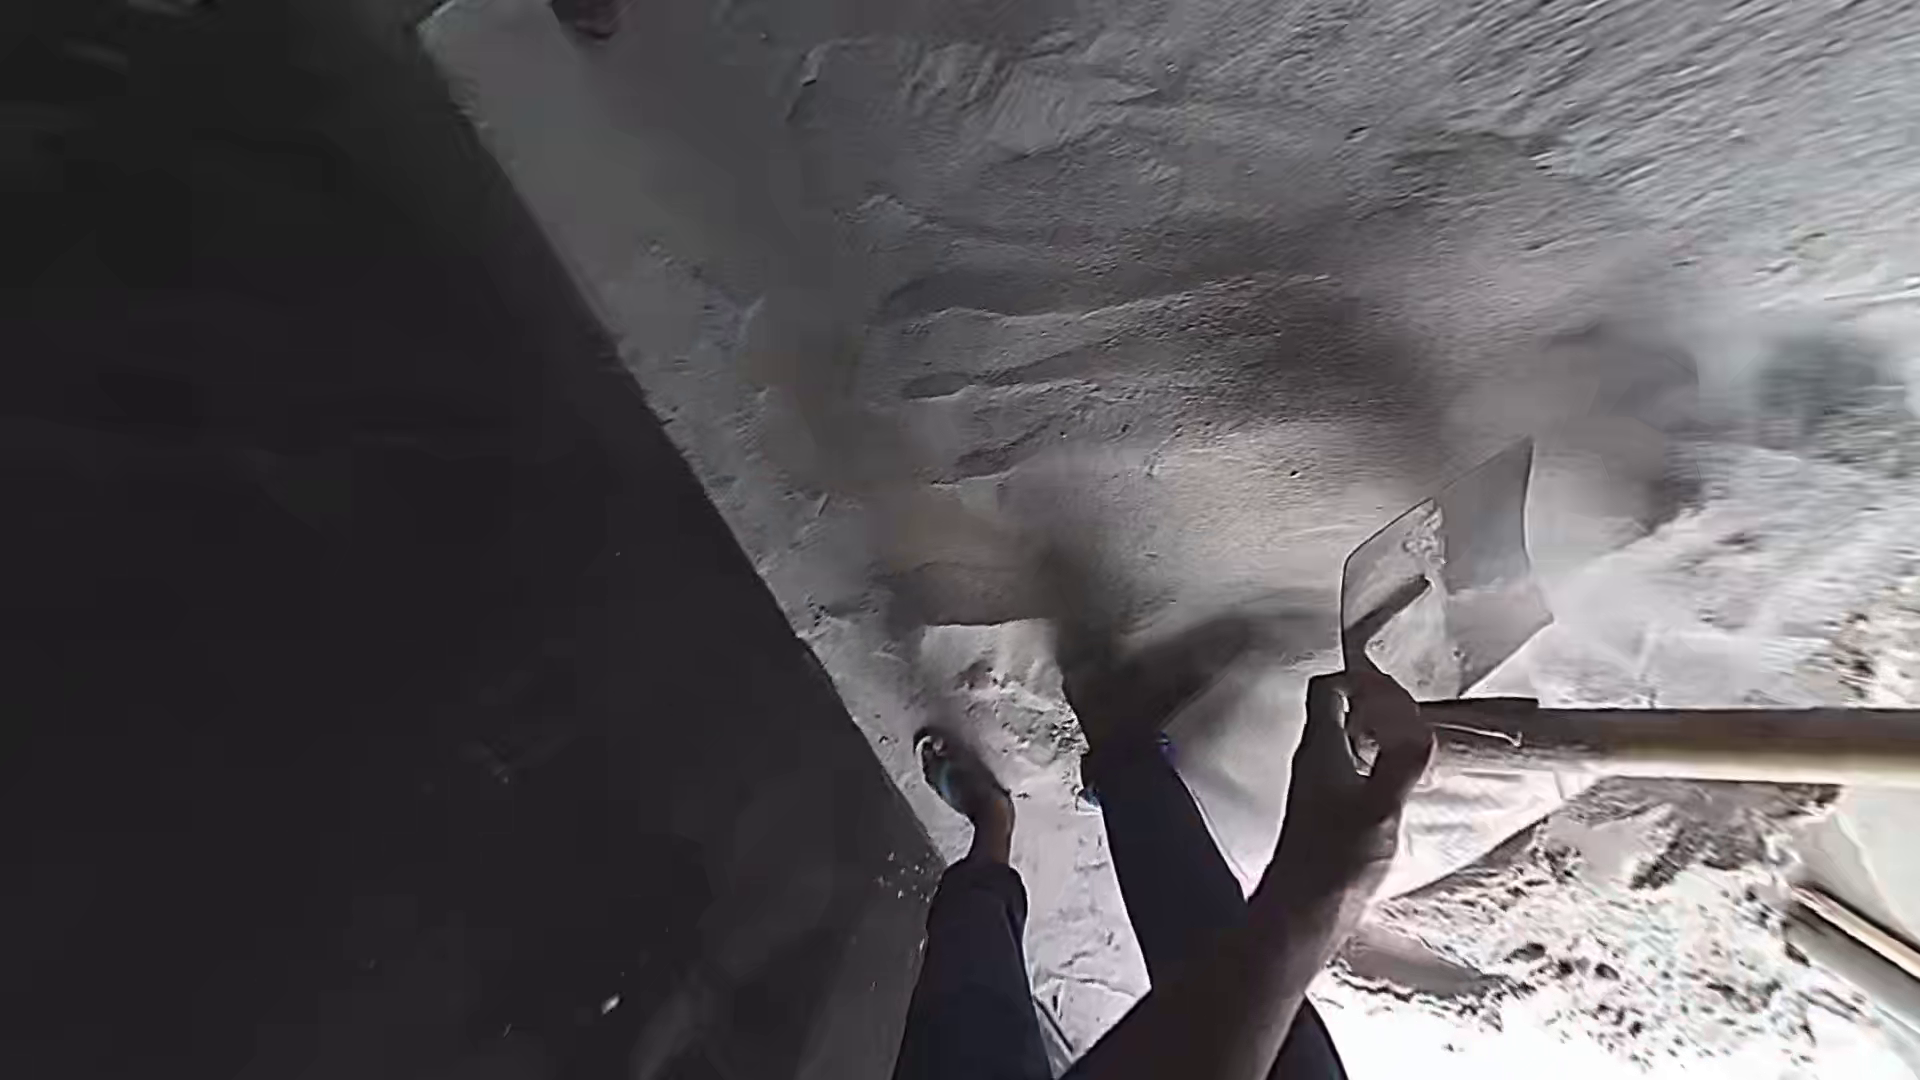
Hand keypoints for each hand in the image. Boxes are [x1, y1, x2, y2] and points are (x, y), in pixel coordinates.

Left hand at [1261, 666, 1431, 913]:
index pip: (1324, 691)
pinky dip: (1373, 755)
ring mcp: (1317, 778)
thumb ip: (1400, 766)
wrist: (1308, 900)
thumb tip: (1419, 729)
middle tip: (1411, 712)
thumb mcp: (1380, 808)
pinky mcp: (1326, 801)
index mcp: (1319, 747)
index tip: (1392, 688)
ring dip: (1374, 729)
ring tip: (1413, 738)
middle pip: (1333, 709)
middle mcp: (1312, 756)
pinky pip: (1348, 762)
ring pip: (1342, 736)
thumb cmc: (1339, 854)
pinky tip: (1399, 773)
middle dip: (1370, 702)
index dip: (1354, 679)